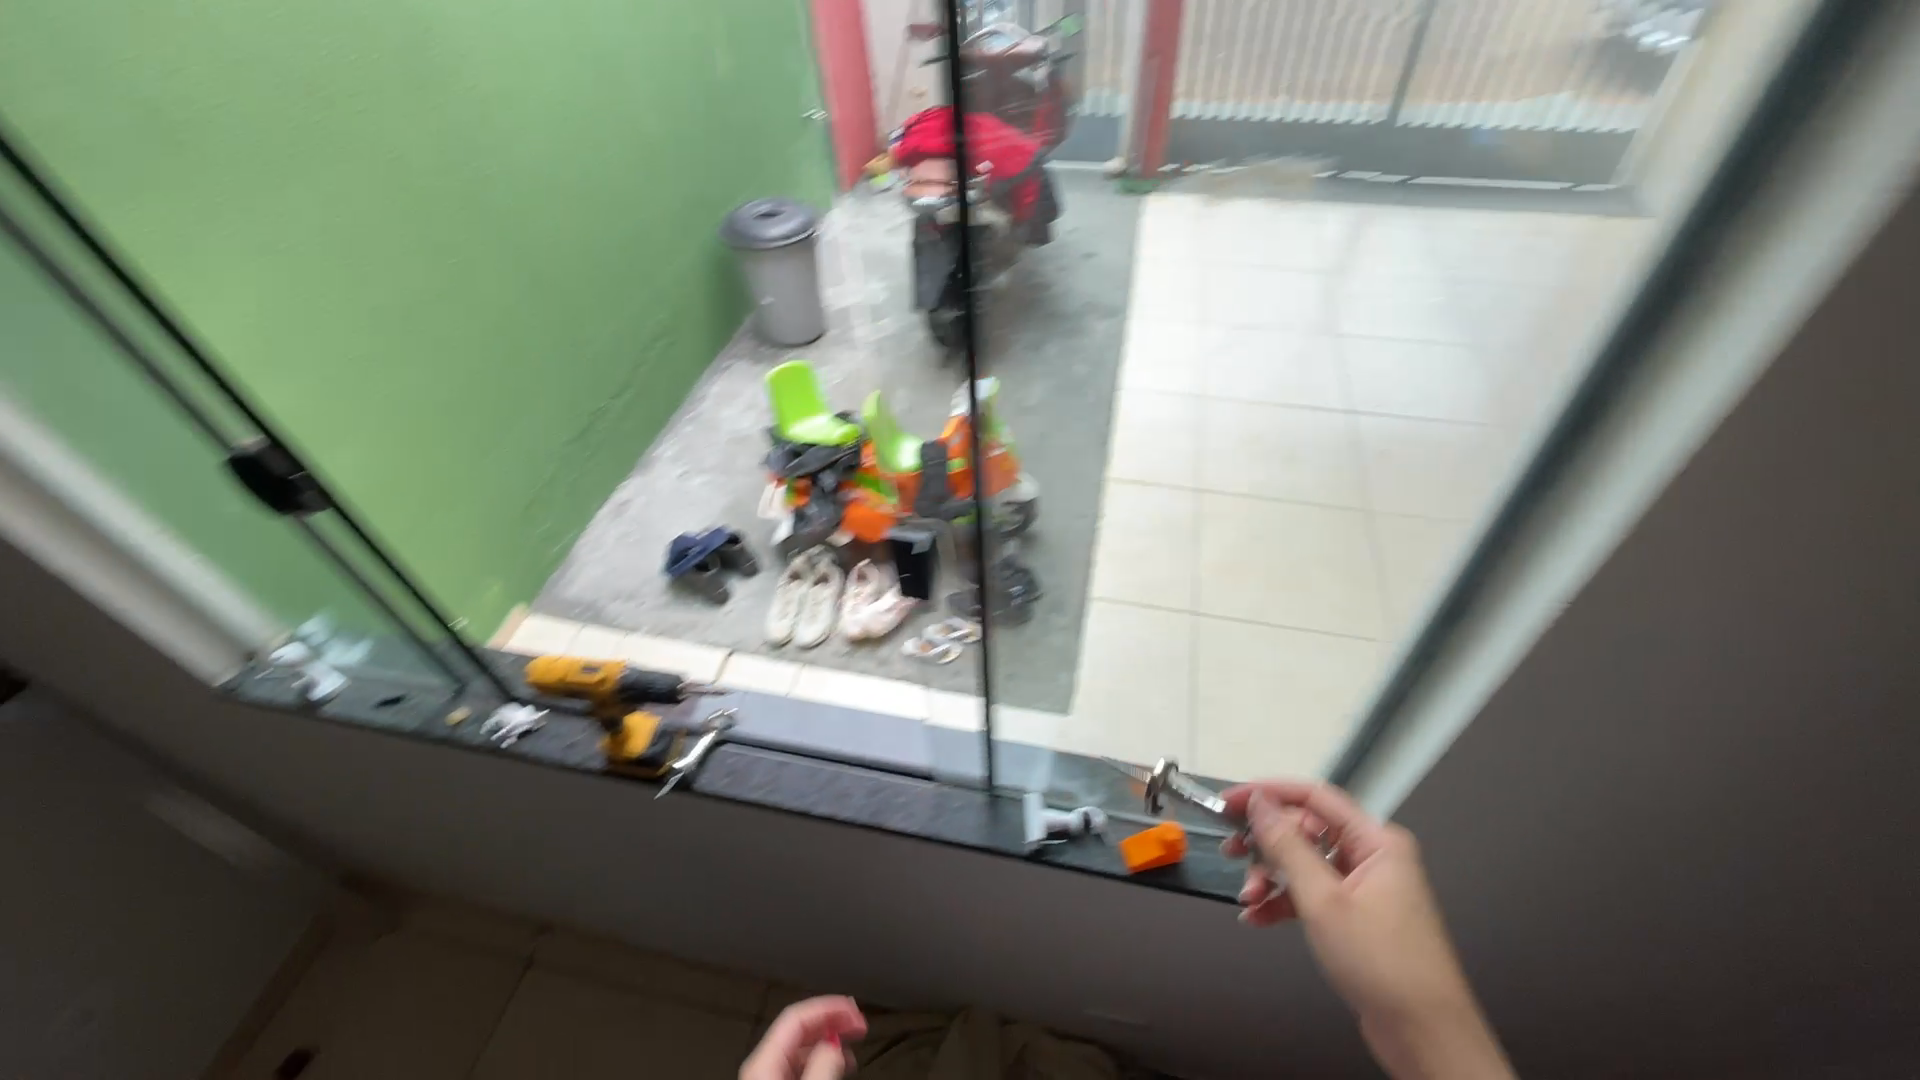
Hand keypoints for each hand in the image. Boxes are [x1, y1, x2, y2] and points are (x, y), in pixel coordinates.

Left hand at [740, 996, 866, 1079]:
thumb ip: (822, 1064)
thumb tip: (836, 1041)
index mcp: (764, 1058)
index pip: (798, 1014)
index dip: (828, 1005)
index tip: (853, 1008)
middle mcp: (762, 1063)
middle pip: (800, 1026)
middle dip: (831, 1017)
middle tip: (858, 1019)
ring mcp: (767, 1074)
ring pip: (801, 1044)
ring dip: (829, 1036)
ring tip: (852, 1040)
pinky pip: (799, 1062)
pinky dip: (820, 1056)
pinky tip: (835, 1062)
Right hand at [1222, 780, 1513, 1079]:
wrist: (1424, 1034)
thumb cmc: (1383, 964)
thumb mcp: (1323, 899)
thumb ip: (1286, 845)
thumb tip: (1260, 803)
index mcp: (1375, 841)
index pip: (1313, 797)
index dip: (1268, 794)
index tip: (1230, 801)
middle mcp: (1372, 856)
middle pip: (1304, 830)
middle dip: (1265, 844)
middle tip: (1231, 851)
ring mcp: (1364, 886)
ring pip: (1303, 862)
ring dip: (1270, 876)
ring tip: (1249, 897)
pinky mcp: (1355, 914)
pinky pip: (1310, 892)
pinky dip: (1283, 901)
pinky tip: (1258, 916)